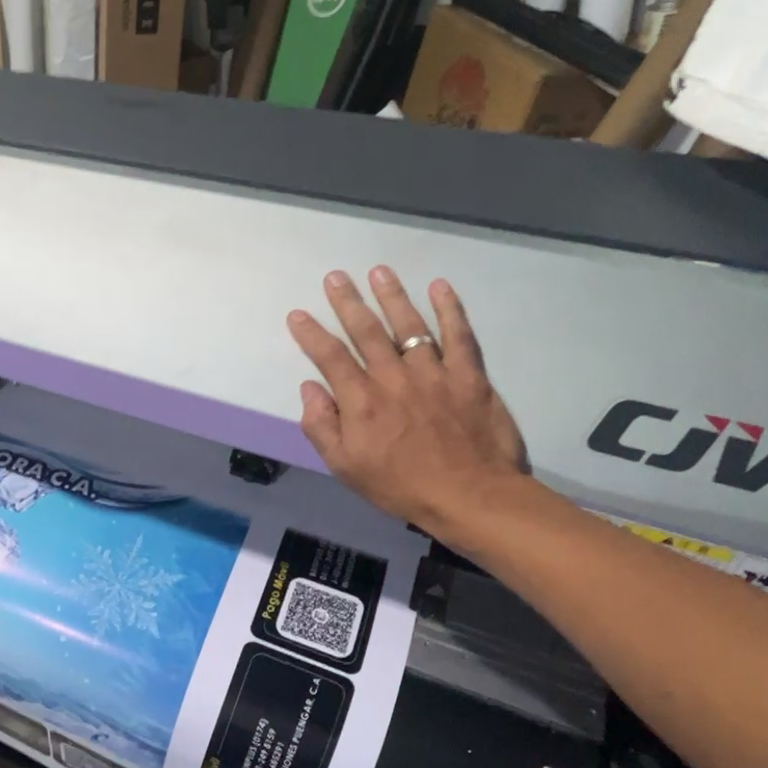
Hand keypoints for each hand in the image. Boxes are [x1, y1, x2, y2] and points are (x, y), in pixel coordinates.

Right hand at [287, 267, 527, 534]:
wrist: (469, 496)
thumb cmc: (399, 485)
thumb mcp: (345, 466)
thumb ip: (322, 426)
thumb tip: (310, 389)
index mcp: (361, 401)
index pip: (330, 357)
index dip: (311, 334)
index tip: (298, 314)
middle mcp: (394, 378)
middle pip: (367, 331)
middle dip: (348, 302)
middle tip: (335, 277)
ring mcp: (434, 373)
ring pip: (410, 325)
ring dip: (392, 296)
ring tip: (379, 271)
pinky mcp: (469, 376)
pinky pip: (459, 335)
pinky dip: (450, 309)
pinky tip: (440, 287)